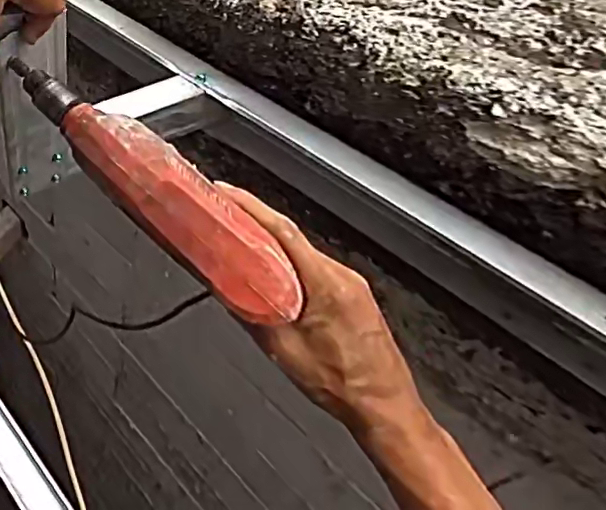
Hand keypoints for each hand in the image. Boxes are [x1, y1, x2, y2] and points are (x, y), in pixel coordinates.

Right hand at [216, 183, 422, 432]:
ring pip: (299, 249)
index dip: (249, 205)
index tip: (222, 191)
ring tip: (235, 238)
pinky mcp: (352, 295)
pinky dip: (284, 258)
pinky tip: (266, 267)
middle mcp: (344, 278)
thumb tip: (217, 282)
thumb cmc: (343, 387)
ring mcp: (351, 285)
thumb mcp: (279, 347)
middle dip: (251, 219)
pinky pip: (310, 264)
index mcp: (329, 285)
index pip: (283, 230)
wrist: (388, 414)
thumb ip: (246, 308)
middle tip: (219, 211)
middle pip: (289, 235)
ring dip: (267, 241)